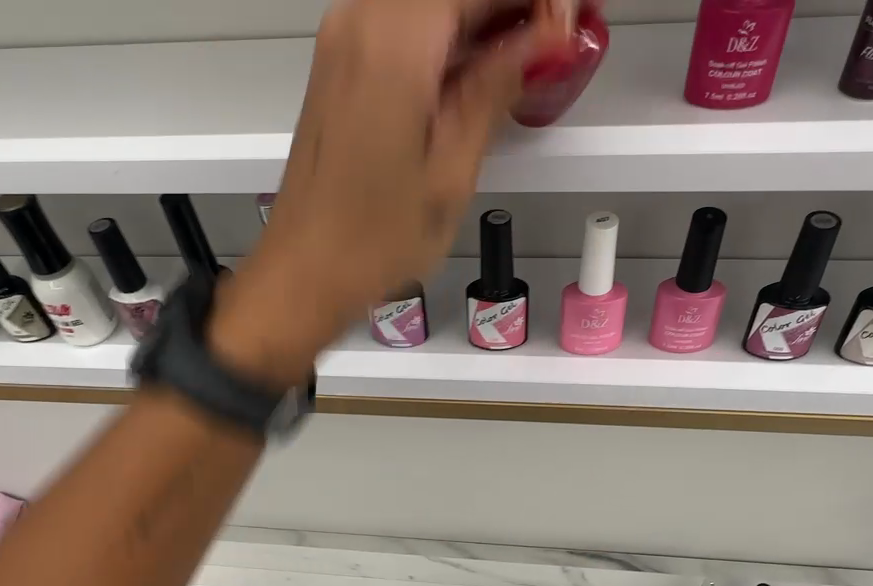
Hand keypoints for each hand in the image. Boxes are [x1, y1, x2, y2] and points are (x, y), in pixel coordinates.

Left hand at [211, 0, 577, 390]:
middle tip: (553, 42)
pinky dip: (448, 35)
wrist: (303, 272)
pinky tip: (480, 73)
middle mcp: (361, 24)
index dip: (535, 1)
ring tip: (527, 59)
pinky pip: (404, 22)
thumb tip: (538, 39)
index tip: (569, 23)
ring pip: (430, 2)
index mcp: (394, 42)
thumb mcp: (451, 171)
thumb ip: (495, 88)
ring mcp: (343, 41)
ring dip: (481, 20)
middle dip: (511, 8)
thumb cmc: (368, 241)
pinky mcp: (339, 64)